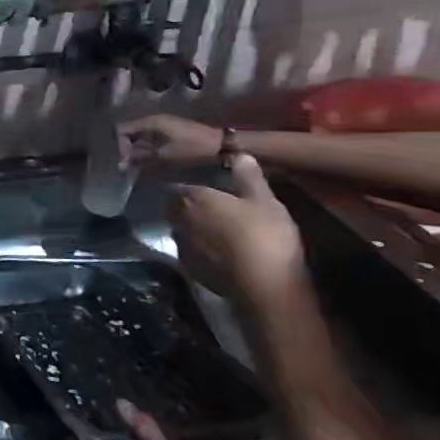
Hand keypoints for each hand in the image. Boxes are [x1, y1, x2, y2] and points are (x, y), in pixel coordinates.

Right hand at [120, 114, 224, 166]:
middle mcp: (153, 120)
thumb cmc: (193, 149)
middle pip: (129, 133)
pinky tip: (151, 161)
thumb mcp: (164, 156)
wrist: (224, 146)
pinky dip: (147, 150)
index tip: (124, 160)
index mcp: (149, 122)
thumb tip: (120, 166)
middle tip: (129, 166)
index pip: (121, 130)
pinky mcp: (171, 132)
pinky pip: (151, 140)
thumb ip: (140, 160)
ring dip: (137, 151)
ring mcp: (163, 125)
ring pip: (140, 137)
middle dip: (127, 150)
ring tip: (138, 166)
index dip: (119, 145)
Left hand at [167, 154, 307, 303]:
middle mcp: (177, 219)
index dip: (187, 185)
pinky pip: (190, 251)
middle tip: (211, 206)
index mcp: (191, 198)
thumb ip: (248, 176)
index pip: (176, 186)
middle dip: (187, 205)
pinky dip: (200, 248)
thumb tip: (238, 153)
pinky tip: (219, 251)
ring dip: (192, 227)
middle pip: (174, 207)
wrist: (263, 286)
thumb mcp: (264, 200)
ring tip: (216, 228)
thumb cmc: (264, 235)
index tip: (201, 186)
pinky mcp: (188, 267)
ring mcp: (180, 245)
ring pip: (180, 228)